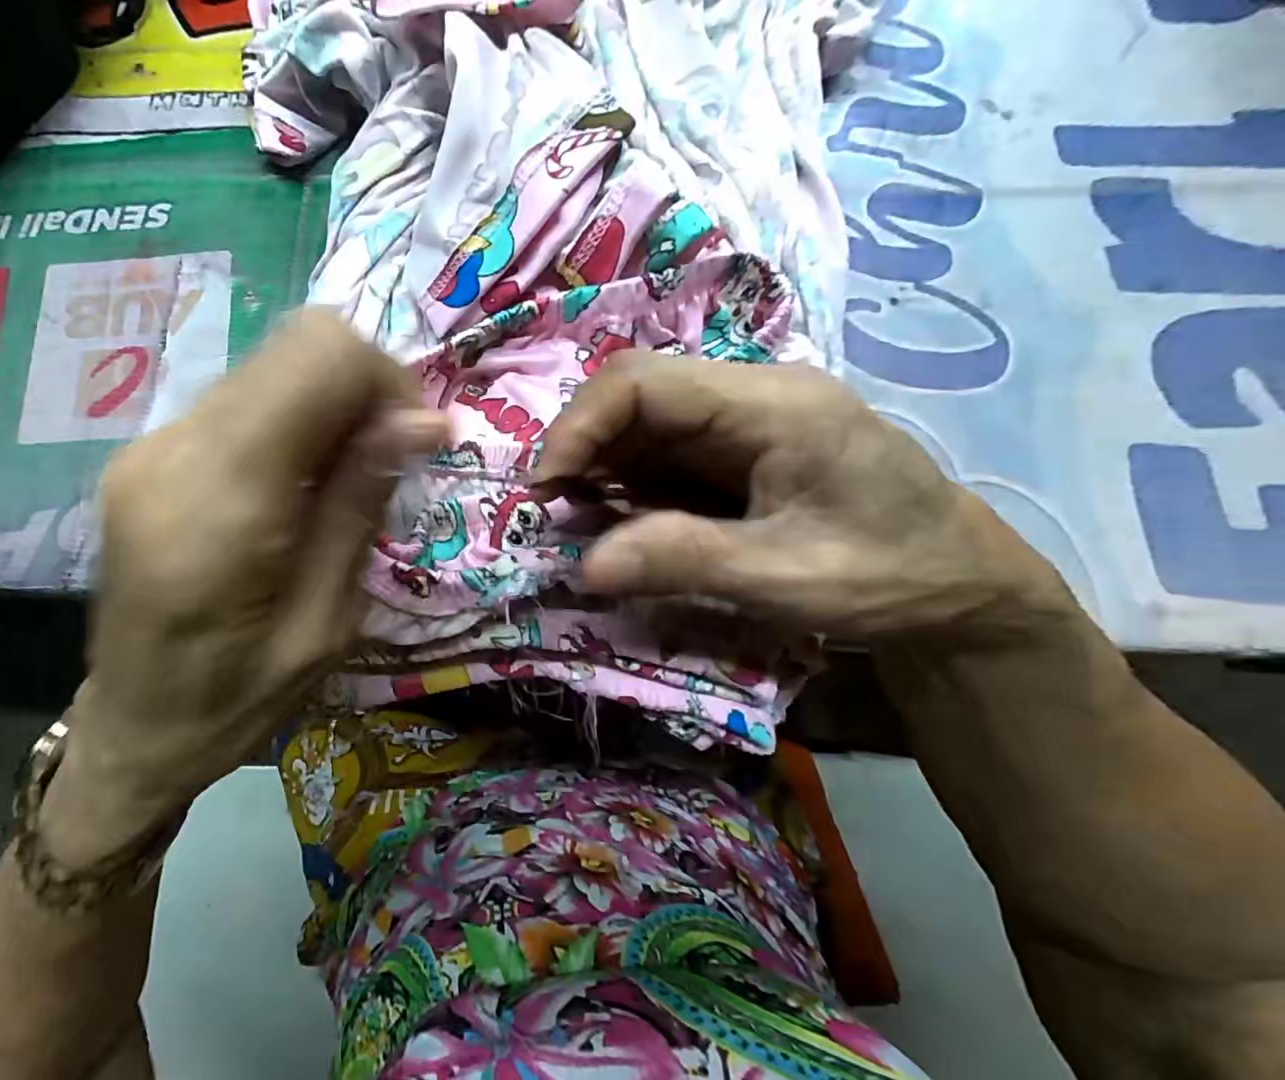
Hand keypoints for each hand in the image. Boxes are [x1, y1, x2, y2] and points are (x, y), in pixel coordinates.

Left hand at [46, 310, 445, 862]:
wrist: (132, 728)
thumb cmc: (236, 702)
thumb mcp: (324, 625)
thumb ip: (358, 507)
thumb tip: (416, 419)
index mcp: (224, 504)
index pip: (316, 358)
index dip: (383, 378)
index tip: (415, 438)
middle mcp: (172, 453)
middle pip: (289, 349)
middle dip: (357, 389)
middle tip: (385, 459)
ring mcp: (145, 448)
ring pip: (262, 371)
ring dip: (319, 407)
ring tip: (337, 481)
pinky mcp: (138, 456)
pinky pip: (232, 405)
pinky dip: (280, 425)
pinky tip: (290, 487)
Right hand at [531, 351, 1076, 641]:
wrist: (963, 592)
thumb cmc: (888, 576)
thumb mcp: (786, 577)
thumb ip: (684, 560)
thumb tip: (582, 565)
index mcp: (772, 404)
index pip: (642, 380)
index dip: (577, 427)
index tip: (543, 490)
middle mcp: (749, 395)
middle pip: (631, 393)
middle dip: (579, 448)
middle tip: (551, 512)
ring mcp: (738, 422)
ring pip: (636, 423)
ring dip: (593, 468)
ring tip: (575, 523)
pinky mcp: (731, 451)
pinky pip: (653, 453)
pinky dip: (618, 485)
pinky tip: (613, 522)